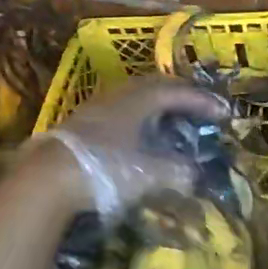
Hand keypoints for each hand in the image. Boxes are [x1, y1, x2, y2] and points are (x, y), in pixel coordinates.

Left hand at [36, 78, 228, 220]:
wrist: (44, 182)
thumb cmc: (105, 169)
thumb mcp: (149, 174)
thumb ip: (177, 172)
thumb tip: (196, 175)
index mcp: (139, 101)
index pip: (177, 92)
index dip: (202, 101)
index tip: (223, 112)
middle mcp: (118, 97)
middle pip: (154, 86)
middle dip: (179, 94)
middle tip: (198, 106)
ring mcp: (94, 109)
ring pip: (133, 97)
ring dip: (155, 104)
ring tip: (169, 118)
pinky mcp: (78, 126)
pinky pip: (118, 111)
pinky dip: (137, 117)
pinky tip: (137, 134)